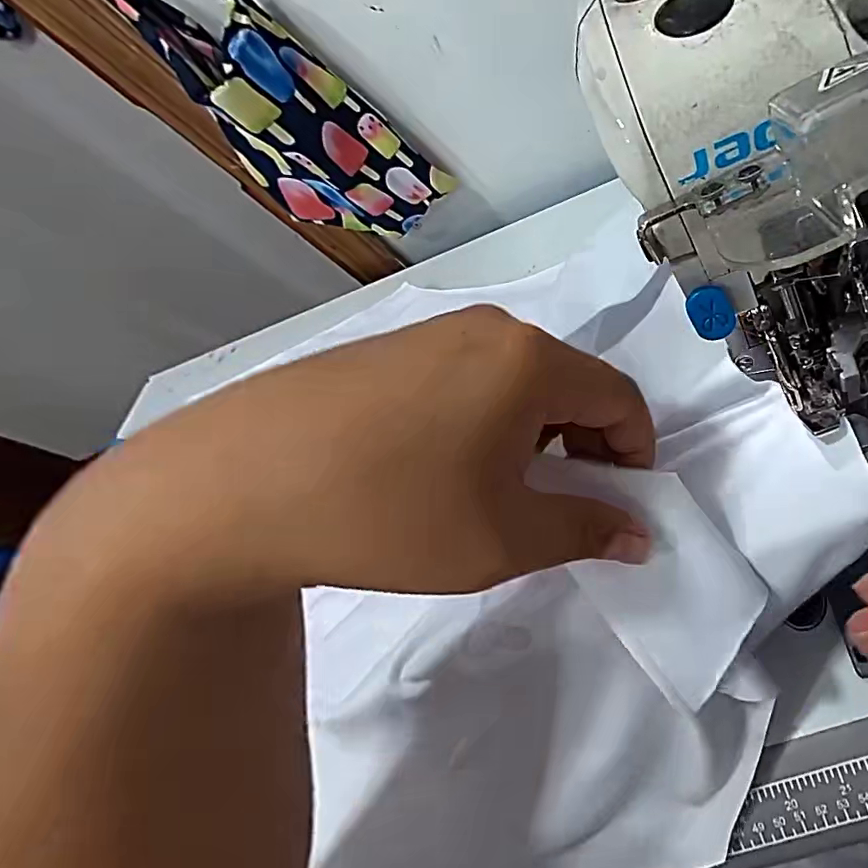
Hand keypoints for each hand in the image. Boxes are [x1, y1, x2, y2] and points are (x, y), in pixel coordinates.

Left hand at [32, 305, 656, 600]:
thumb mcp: (505, 538)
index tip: (621, 501)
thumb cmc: (392, 513)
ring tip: (499, 487)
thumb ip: (588, 529)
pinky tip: (443, 464)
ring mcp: (435, 330)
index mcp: (531, 361)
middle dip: (587, 444)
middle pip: (573, 383)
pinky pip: (471, 374)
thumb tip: (640, 532)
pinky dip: (489, 416)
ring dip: (538, 431)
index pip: (621, 398)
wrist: (227, 488)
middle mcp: (492, 329)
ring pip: (521, 379)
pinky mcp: (390, 346)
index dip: (636, 452)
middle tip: (561, 502)